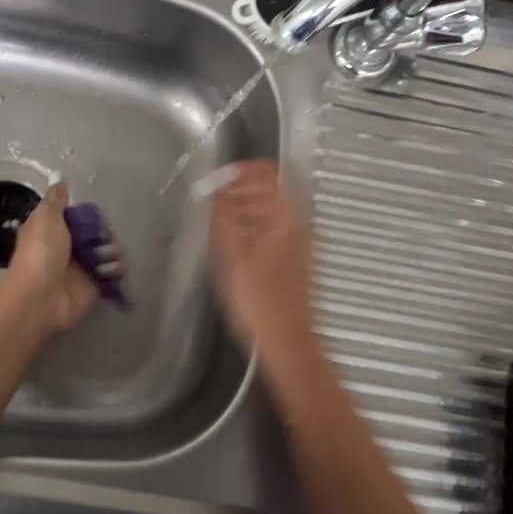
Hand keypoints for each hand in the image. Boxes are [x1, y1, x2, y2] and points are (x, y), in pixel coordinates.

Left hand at [1, 183, 103, 333]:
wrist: (41, 296)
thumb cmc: (41, 253)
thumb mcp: (46, 218)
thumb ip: (56, 199)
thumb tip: (59, 178)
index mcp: (56, 230)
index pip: (81, 218)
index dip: (90, 216)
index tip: (93, 218)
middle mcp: (70, 248)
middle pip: (99, 234)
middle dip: (105, 234)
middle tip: (101, 240)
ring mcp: (83, 269)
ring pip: (109, 253)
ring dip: (112, 252)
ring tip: (104, 259)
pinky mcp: (95, 287)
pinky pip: (114, 274)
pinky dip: (116, 271)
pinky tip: (109, 271)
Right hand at [210, 161, 316, 362]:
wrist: (287, 344)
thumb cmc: (258, 304)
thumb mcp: (233, 258)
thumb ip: (225, 218)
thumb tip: (217, 188)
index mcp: (287, 218)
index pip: (269, 172)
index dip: (241, 169)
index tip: (215, 177)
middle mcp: (300, 223)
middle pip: (272, 187)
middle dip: (240, 187)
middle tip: (211, 198)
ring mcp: (301, 241)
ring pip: (272, 207)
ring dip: (245, 206)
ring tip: (217, 218)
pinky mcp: (295, 258)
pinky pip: (273, 226)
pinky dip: (253, 224)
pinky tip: (234, 242)